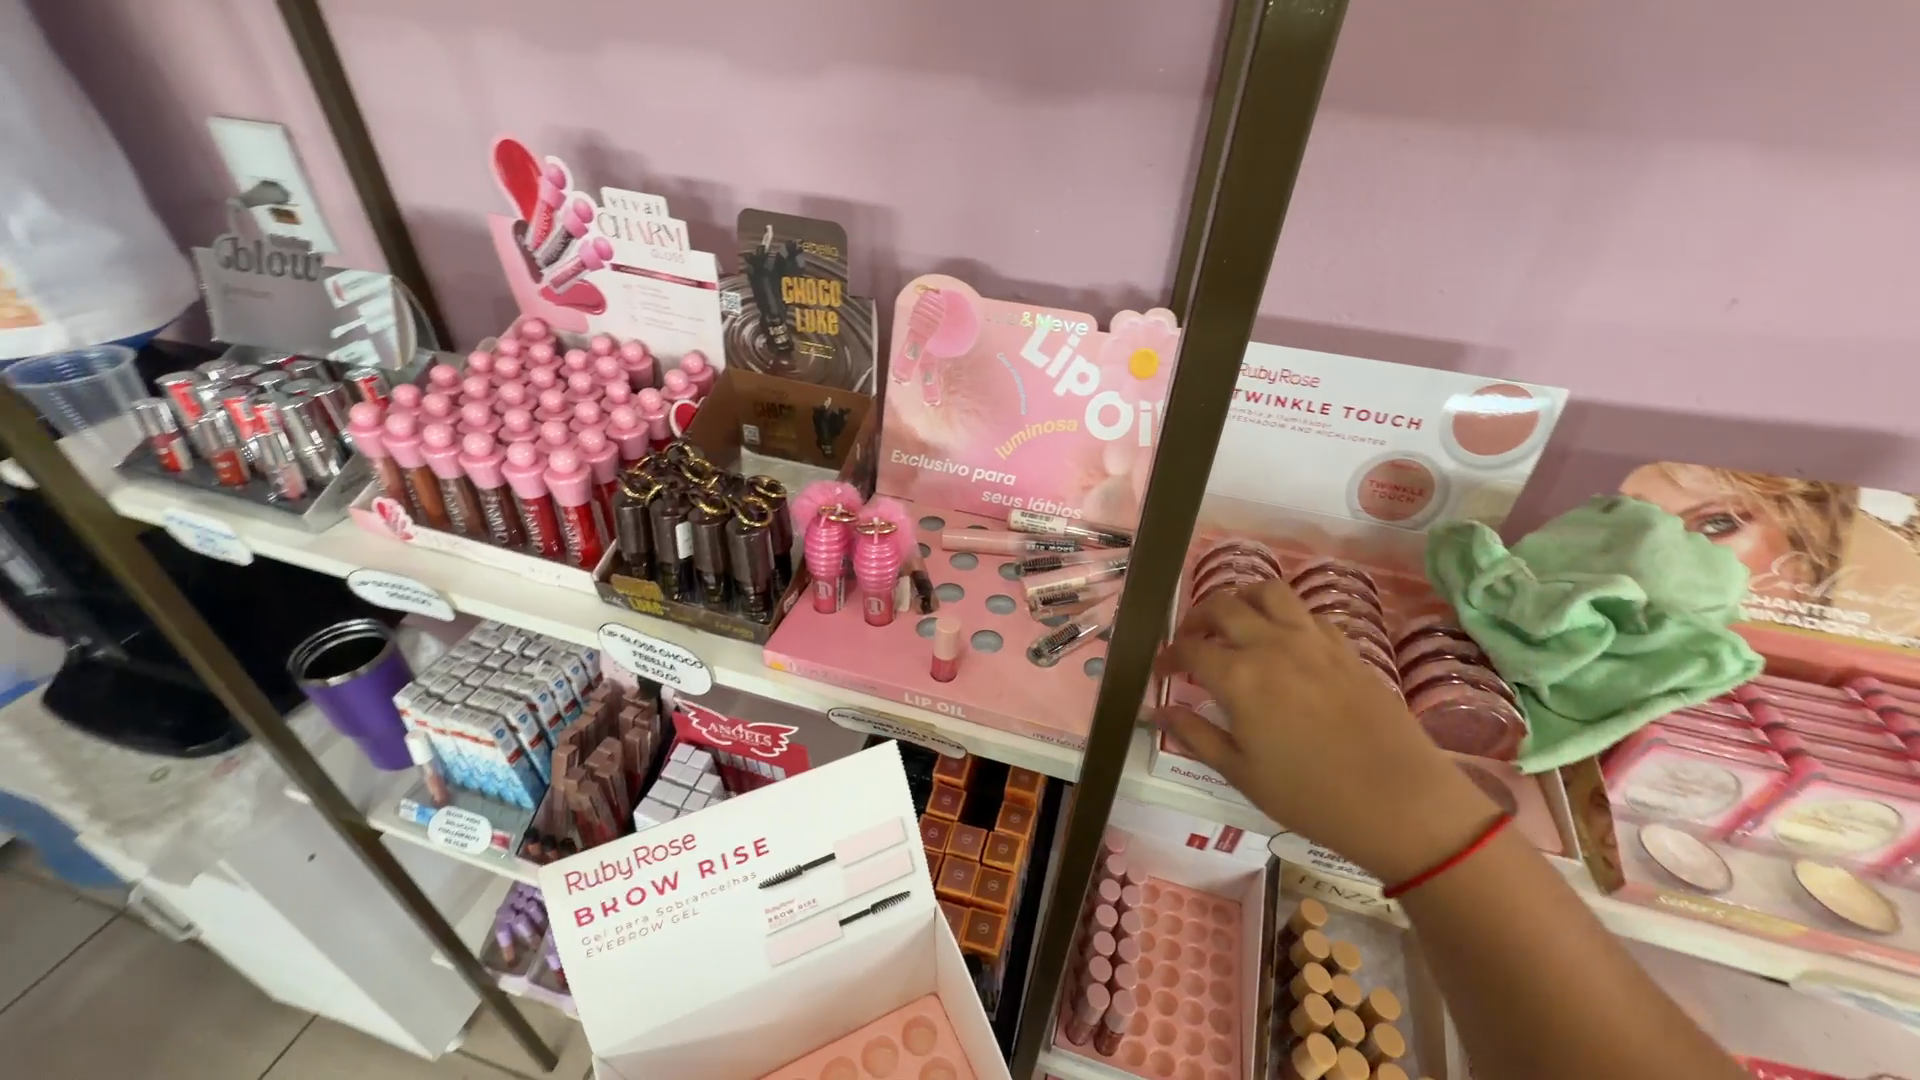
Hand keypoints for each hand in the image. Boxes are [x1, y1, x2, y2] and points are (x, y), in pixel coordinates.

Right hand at [1152, 581, 1503, 883]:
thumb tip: (1160, 711)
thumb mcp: (1241, 774)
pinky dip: (1284, 615)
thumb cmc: (1311, 796)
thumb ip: (1197, 735)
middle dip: (1196, 618)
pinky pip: (1307, 612)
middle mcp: (1271, 645)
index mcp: (1238, 677)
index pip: (1189, 648)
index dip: (1167, 655)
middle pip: (1223, 607)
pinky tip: (1283, 641)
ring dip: (1241, 599)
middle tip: (1190, 640)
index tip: (1161, 670)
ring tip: (1234, 622)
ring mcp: (1312, 641)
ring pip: (1268, 592)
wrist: (1402, 803)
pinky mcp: (1346, 647)